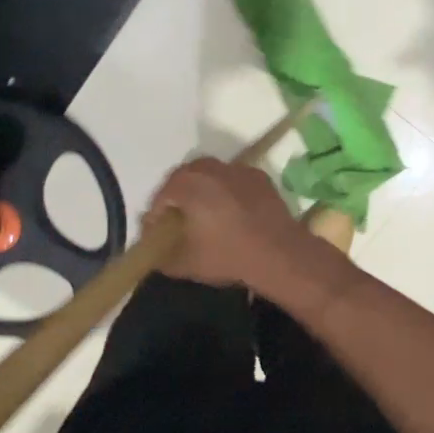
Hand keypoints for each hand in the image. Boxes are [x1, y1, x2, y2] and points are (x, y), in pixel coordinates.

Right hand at [146, 158, 320, 291]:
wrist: (279, 254)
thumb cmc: (227, 256)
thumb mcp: (185, 265)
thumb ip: (162, 257)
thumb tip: (154, 254)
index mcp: (187, 184)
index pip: (160, 197)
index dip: (156, 217)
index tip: (158, 234)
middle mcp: (209, 168)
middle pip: (184, 179)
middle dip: (178, 198)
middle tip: (179, 222)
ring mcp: (237, 169)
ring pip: (210, 176)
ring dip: (203, 191)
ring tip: (205, 215)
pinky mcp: (259, 177)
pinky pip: (233, 180)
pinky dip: (227, 191)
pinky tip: (232, 212)